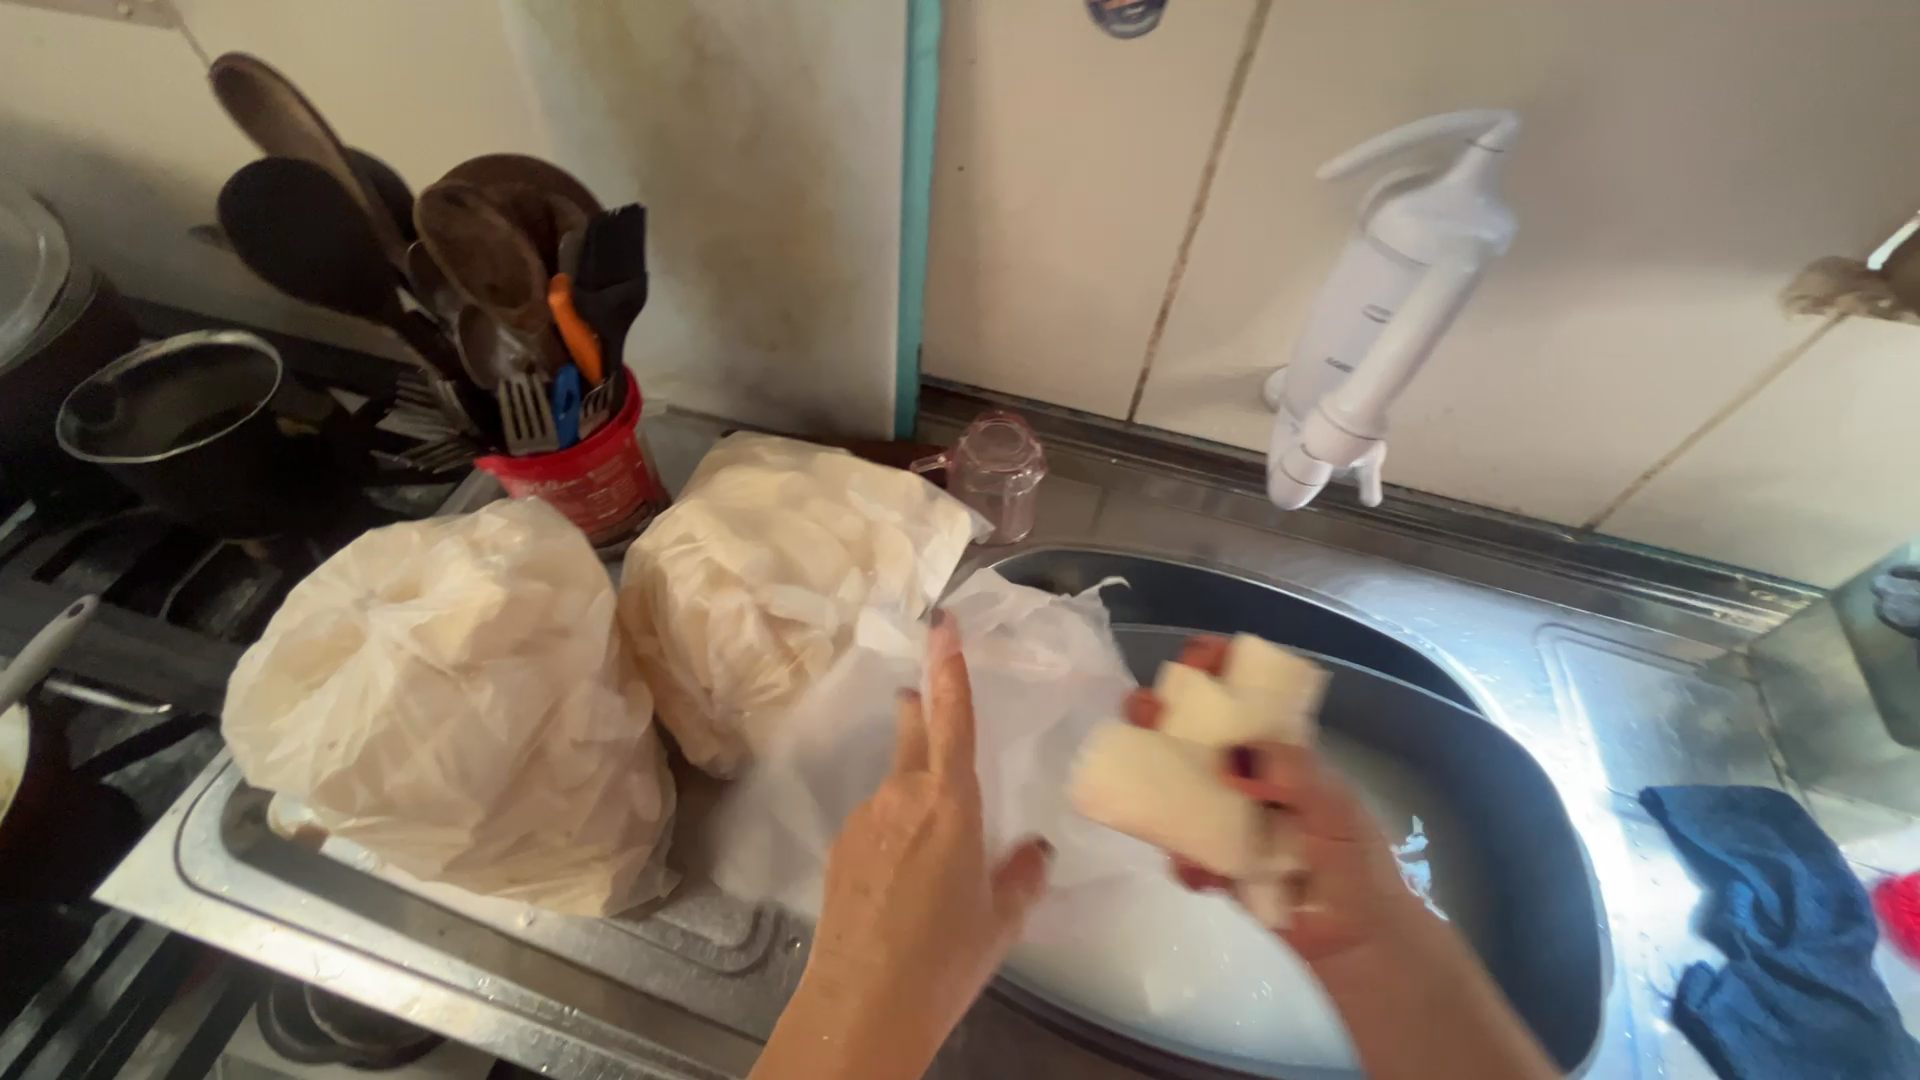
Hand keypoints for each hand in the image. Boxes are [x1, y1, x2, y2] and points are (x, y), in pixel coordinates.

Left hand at [754, 611, 1051, 1079]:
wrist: (863, 1004)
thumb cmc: (946, 957)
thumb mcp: (1001, 919)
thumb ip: (1023, 874)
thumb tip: (1036, 848)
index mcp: (951, 801)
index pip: (952, 715)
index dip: (948, 665)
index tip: (941, 622)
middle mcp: (903, 794)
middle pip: (912, 731)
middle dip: (918, 708)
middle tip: (918, 698)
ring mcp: (865, 816)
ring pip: (895, 784)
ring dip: (912, 792)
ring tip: (928, 850)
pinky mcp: (840, 843)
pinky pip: (876, 820)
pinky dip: (892, 830)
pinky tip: (898, 877)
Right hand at [1122, 635, 1421, 965]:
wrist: (1360, 944)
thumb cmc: (1358, 866)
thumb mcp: (1337, 811)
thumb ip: (1297, 777)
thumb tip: (1233, 756)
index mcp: (1279, 749)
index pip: (1244, 692)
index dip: (1218, 666)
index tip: (1194, 658)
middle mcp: (1246, 773)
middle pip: (1193, 728)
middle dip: (1160, 710)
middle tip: (1141, 710)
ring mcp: (1226, 812)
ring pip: (1176, 780)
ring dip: (1150, 775)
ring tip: (1138, 787)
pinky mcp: (1214, 856)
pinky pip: (1182, 845)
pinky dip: (1182, 855)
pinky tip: (1197, 873)